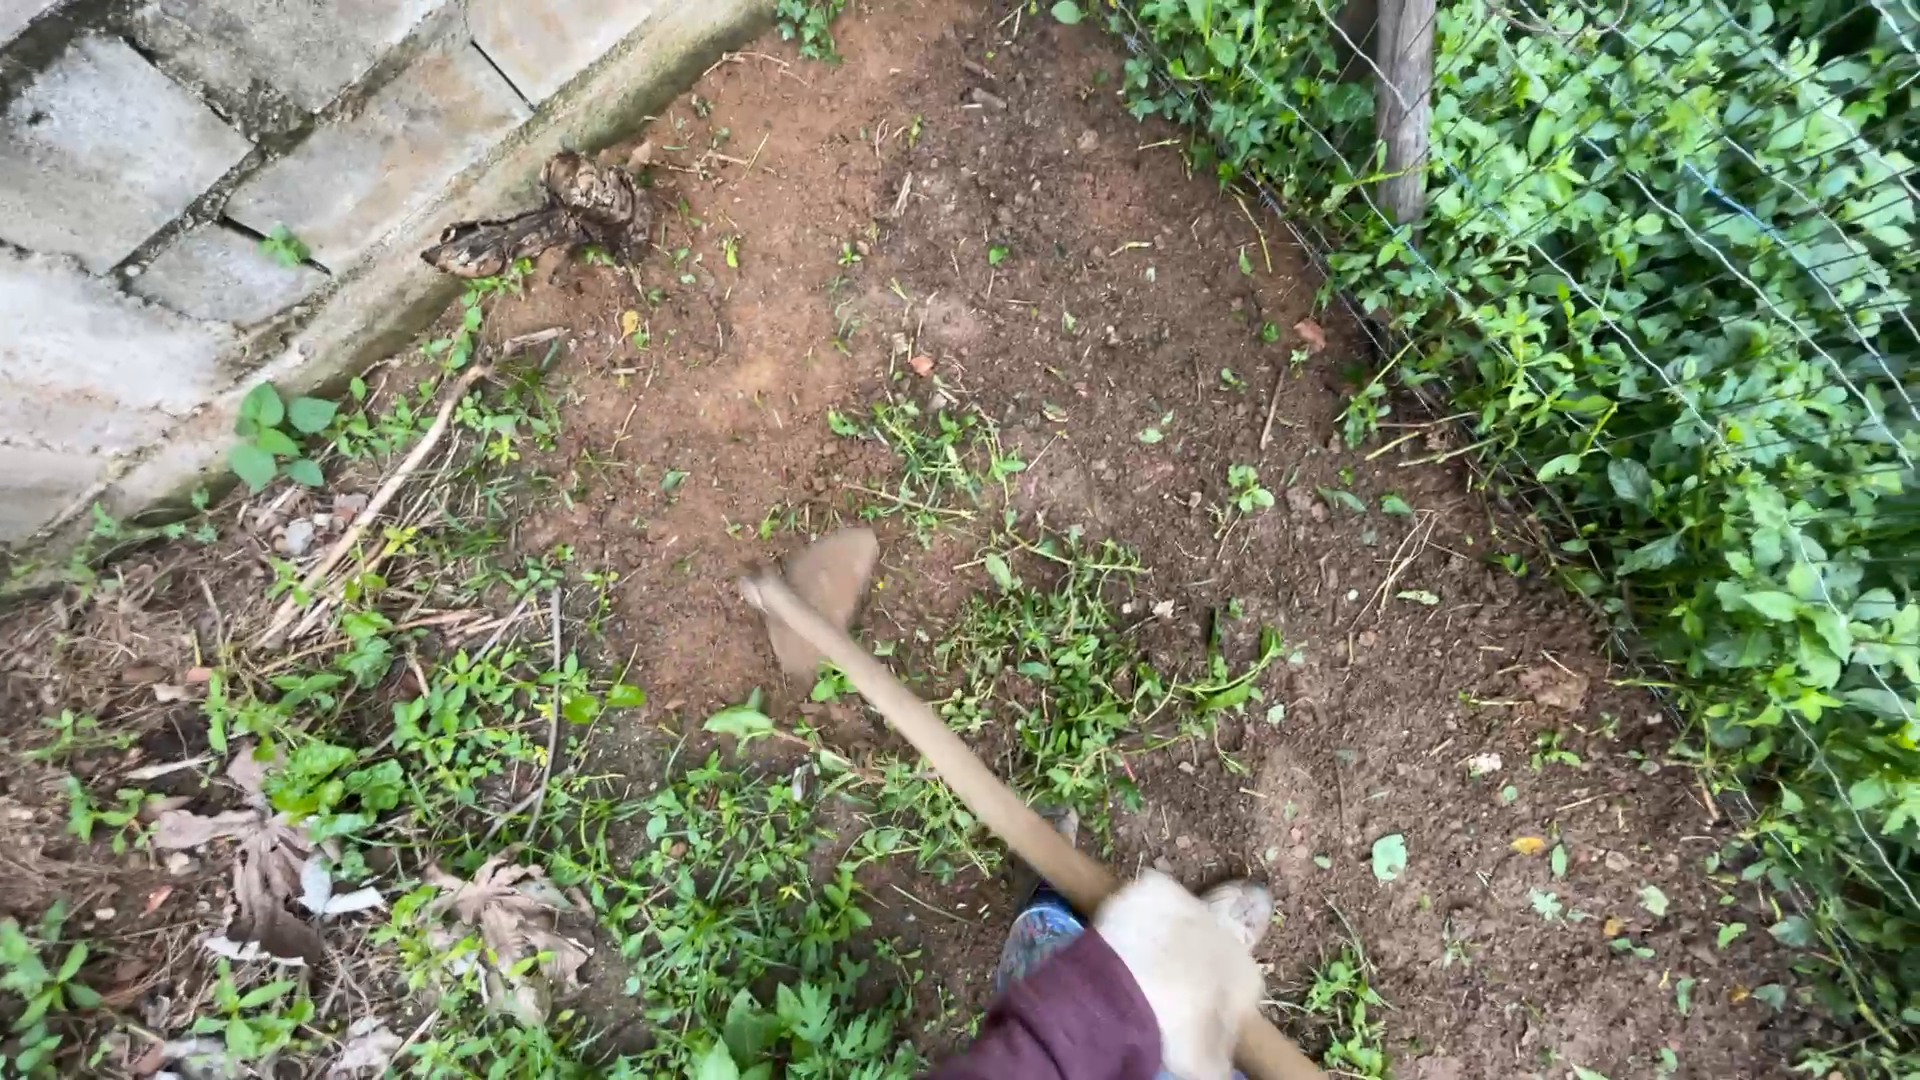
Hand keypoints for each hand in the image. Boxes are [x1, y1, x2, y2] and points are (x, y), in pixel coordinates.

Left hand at [1094, 871, 1266, 1079]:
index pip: (1236, 980)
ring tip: (1137, 955)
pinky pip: (1150, 895)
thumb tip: (1217, 1053)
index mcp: (1246, 973)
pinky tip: (1125, 930)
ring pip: (1179, 916)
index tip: (1190, 1004)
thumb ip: (1219, 1050)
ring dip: (1165, 929)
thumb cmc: (1172, 1032)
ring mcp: (1190, 901)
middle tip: (1159, 977)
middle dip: (1188, 955)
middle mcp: (1226, 931)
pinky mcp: (1157, 886)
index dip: (1211, 992)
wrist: (1129, 993)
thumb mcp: (1206, 1062)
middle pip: (1208, 942)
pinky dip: (1139, 908)